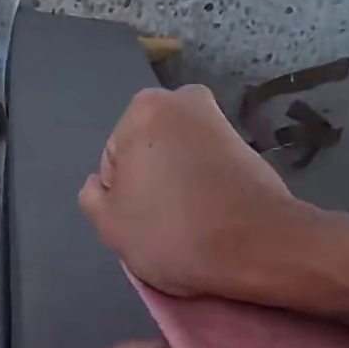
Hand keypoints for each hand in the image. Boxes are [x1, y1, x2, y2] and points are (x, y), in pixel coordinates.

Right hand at [79, 85, 311, 297]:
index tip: (141, 220)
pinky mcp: (248, 147)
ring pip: (178, 164)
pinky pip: (208, 172)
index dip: (122, 197)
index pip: (114, 162)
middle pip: (147, 155)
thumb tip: (100, 185)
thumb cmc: (173, 233)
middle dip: (151, 186)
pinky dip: (205, 191)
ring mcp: (221, 122)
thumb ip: (92, 197)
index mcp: (144, 109)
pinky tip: (212, 220)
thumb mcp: (109, 225)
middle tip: (163, 225)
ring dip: (178, 190)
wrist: (257, 247)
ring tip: (190, 225)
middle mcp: (185, 100)